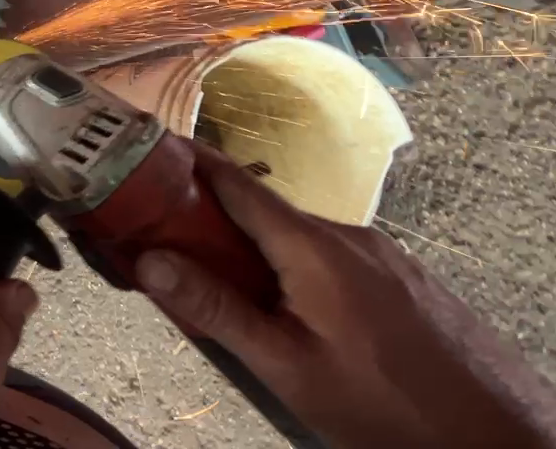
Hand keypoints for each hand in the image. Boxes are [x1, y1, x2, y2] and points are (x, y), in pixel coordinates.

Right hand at [136, 149, 555, 448]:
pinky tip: (294, 311)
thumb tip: (146, 260)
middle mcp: (349, 236)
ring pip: (297, 239)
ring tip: (230, 289)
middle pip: (261, 212)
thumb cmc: (391, 410)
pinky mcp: (410, 282)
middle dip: (210, 219)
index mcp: (313, 246)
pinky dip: (295, 268)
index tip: (145, 146)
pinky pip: (333, 259)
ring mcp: (385, 257)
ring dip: (255, 250)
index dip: (185, 157)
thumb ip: (215, 309)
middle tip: (167, 239)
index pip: (233, 180)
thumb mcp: (288, 368)